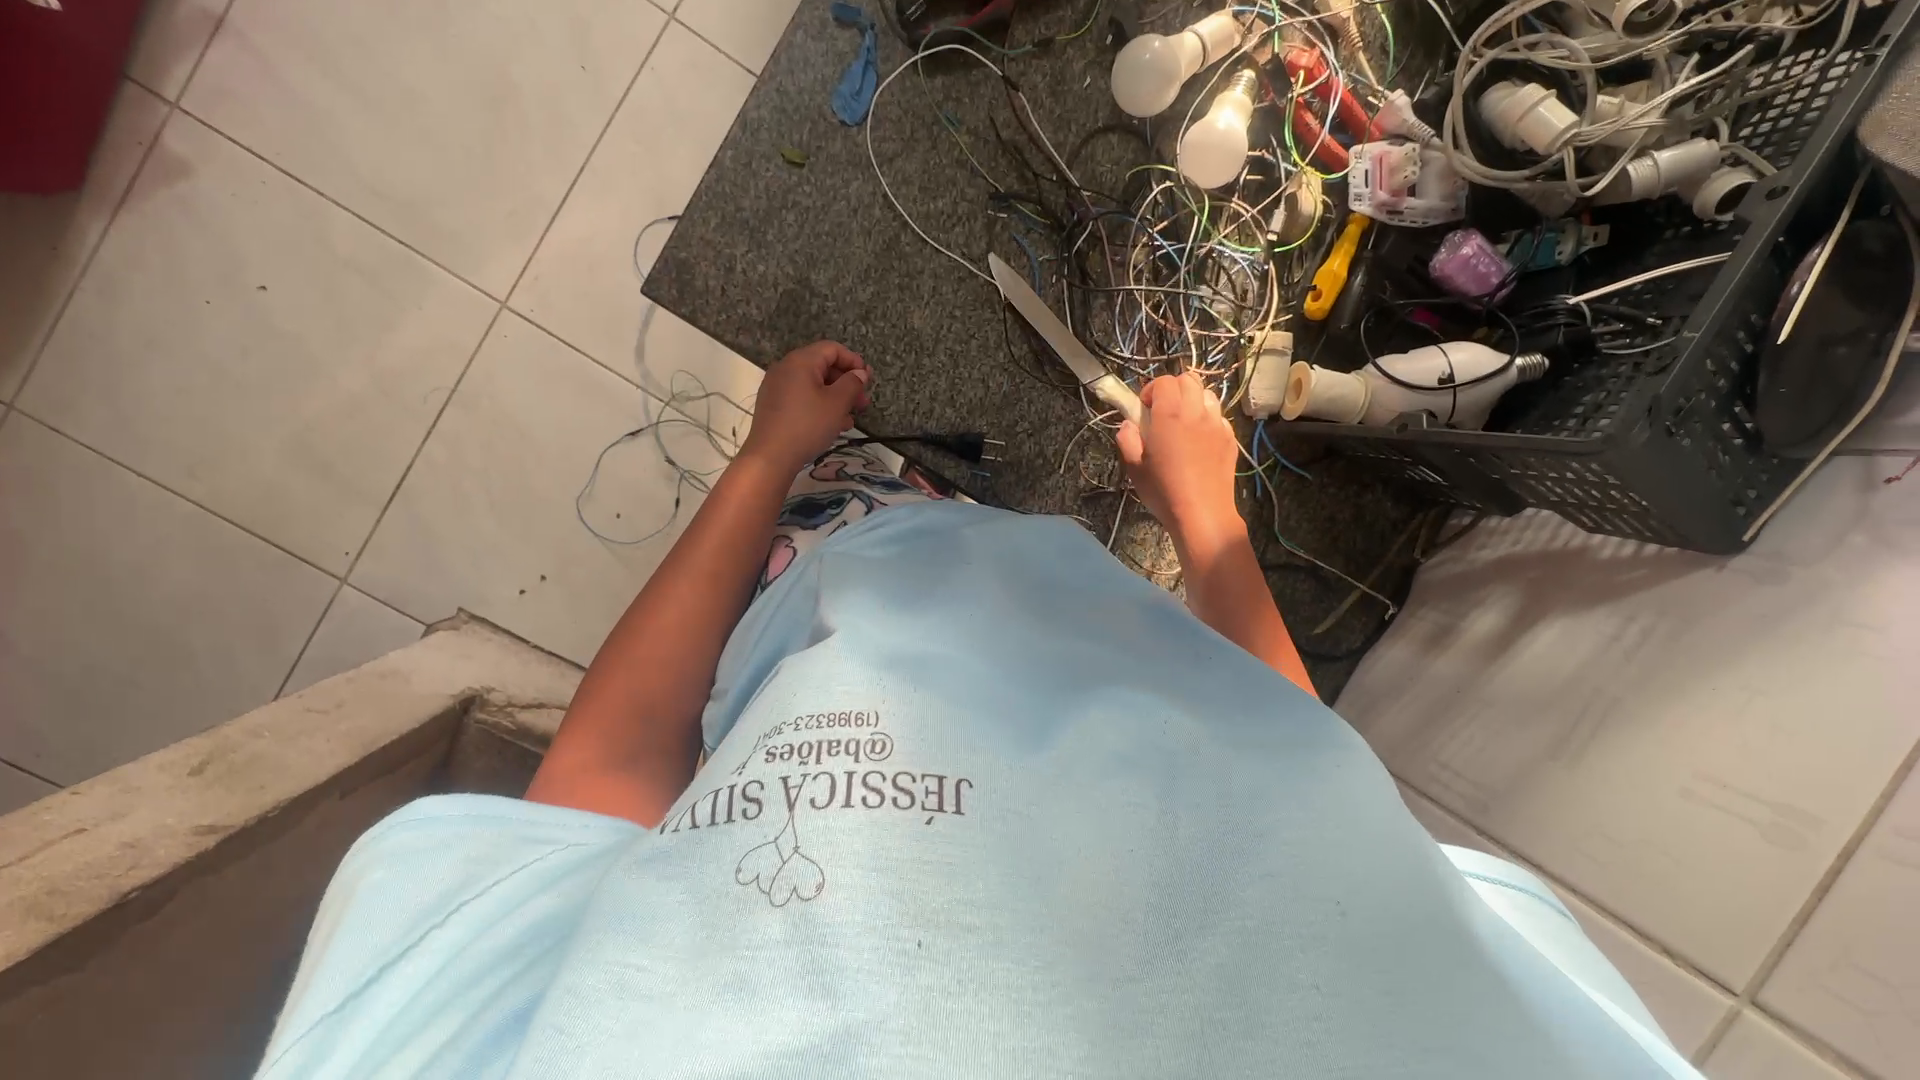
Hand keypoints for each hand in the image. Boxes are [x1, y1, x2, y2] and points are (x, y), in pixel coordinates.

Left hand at [740, 341, 870, 474]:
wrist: (770, 457)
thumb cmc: (807, 425)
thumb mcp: (837, 403)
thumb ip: (852, 384)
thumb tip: (860, 373)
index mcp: (801, 361)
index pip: (832, 349)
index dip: (853, 360)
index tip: (868, 379)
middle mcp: (785, 368)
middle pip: (822, 366)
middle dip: (846, 382)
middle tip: (863, 402)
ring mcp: (776, 387)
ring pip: (813, 385)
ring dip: (835, 397)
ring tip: (850, 418)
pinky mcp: (773, 405)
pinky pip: (801, 397)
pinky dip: (819, 405)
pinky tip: (832, 425)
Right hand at [1116, 372, 1243, 553]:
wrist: (1203, 514)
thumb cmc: (1164, 492)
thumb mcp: (1134, 469)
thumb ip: (1127, 440)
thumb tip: (1128, 424)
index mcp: (1169, 415)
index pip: (1164, 381)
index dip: (1151, 390)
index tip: (1144, 409)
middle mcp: (1196, 413)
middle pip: (1188, 380)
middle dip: (1173, 389)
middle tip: (1162, 411)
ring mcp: (1217, 425)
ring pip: (1207, 394)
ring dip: (1192, 400)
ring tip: (1183, 421)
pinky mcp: (1230, 438)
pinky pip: (1218, 416)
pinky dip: (1207, 418)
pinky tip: (1199, 439)